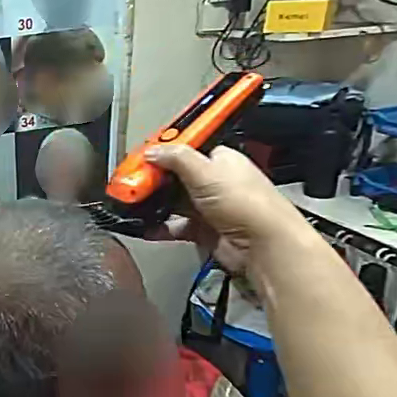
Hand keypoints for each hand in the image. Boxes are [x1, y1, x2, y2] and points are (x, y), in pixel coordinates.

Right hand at [143, 144, 309, 272]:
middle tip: (132, 184)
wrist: (264, 246)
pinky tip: (147, 228)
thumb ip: (176, 158)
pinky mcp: (205, 231)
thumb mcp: (206, 171)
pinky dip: (161, 227)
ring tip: (134, 205)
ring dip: (155, 205)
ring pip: (174, 203)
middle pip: (176, 177)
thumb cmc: (248, 204)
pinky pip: (177, 227)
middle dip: (154, 181)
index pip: (186, 150)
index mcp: (220, 160)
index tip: (140, 159)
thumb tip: (153, 150)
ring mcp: (211, 208)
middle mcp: (216, 182)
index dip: (163, 154)